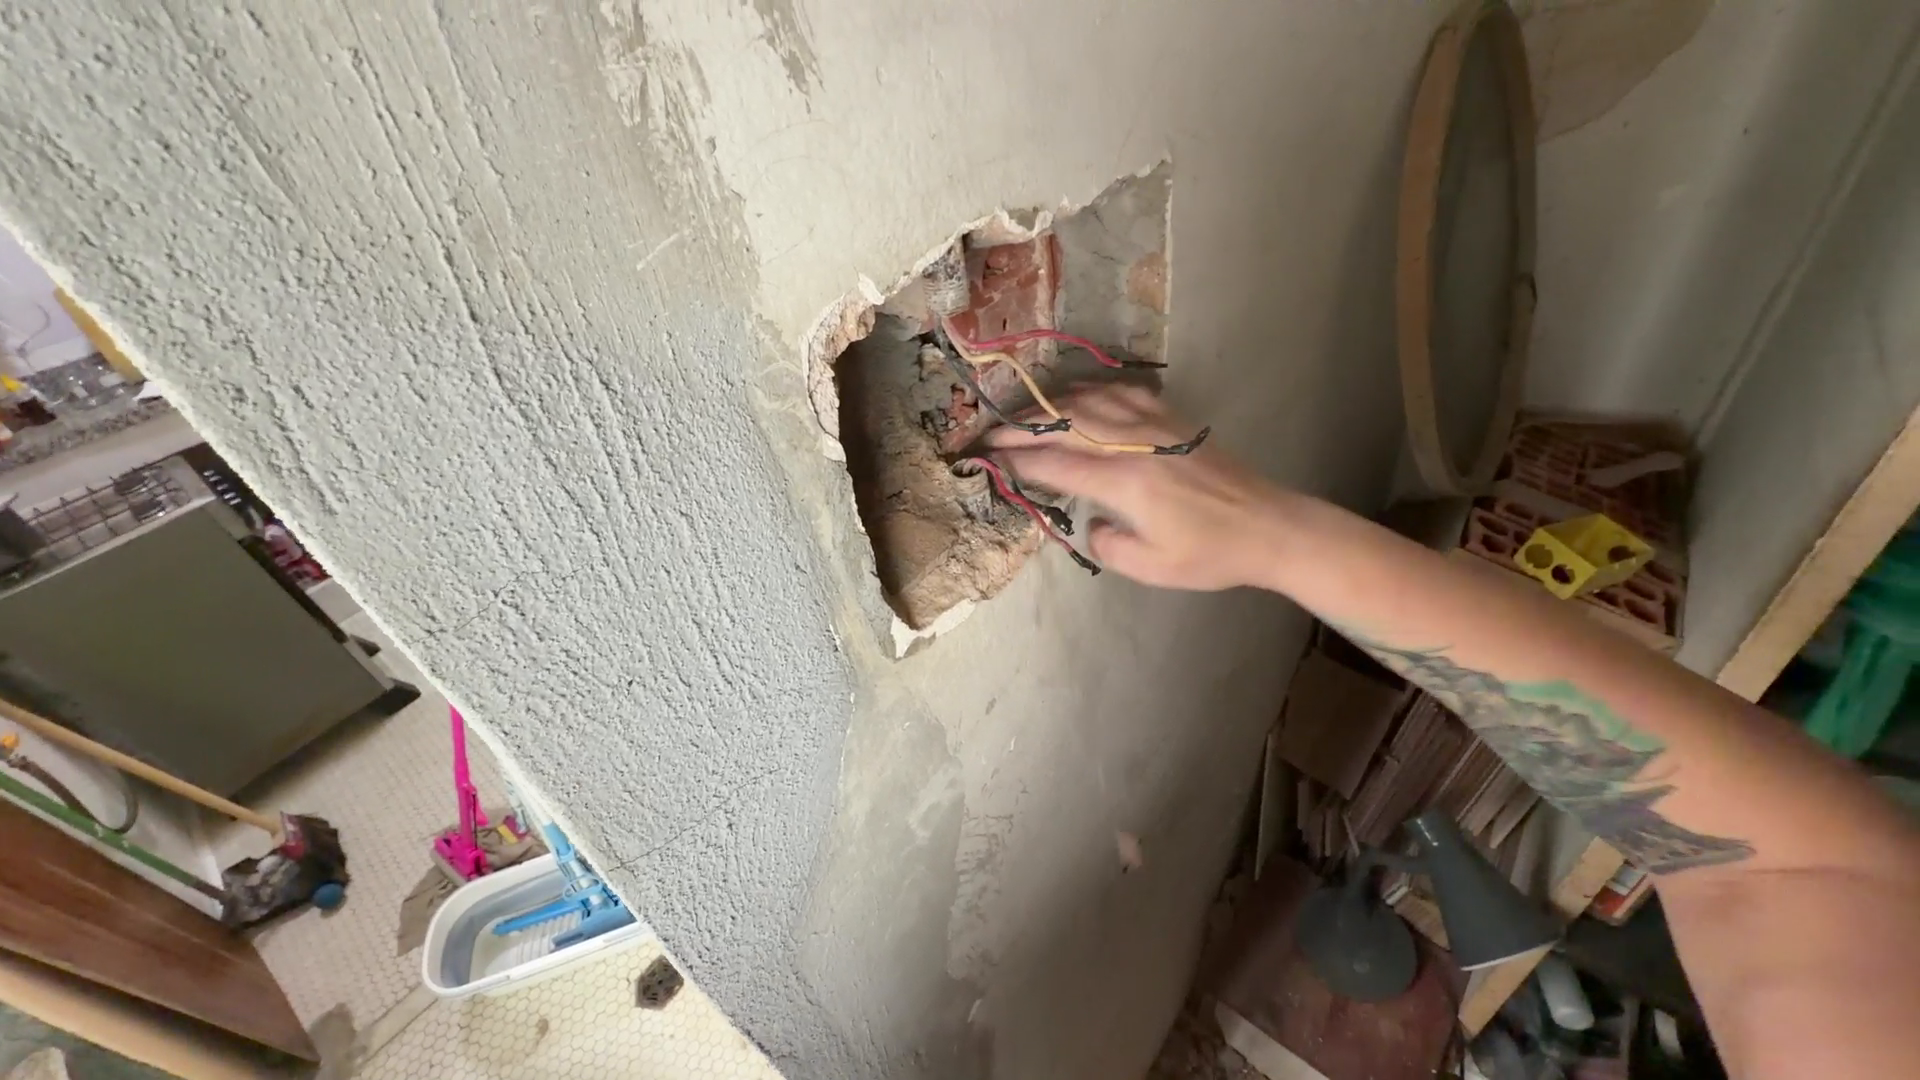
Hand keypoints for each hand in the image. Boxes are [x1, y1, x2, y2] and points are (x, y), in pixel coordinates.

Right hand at [983, 385, 1293, 589]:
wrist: (1267, 526)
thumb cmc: (1209, 554)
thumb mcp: (1151, 567)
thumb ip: (1107, 545)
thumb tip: (1090, 521)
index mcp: (1125, 483)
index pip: (1055, 464)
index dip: (1015, 459)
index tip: (985, 458)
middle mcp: (1134, 444)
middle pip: (1064, 424)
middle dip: (1019, 427)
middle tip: (988, 433)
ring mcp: (1154, 425)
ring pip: (1089, 401)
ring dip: (1049, 406)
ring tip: (1021, 415)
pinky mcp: (1171, 418)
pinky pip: (1121, 391)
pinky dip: (1090, 389)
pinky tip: (1076, 395)